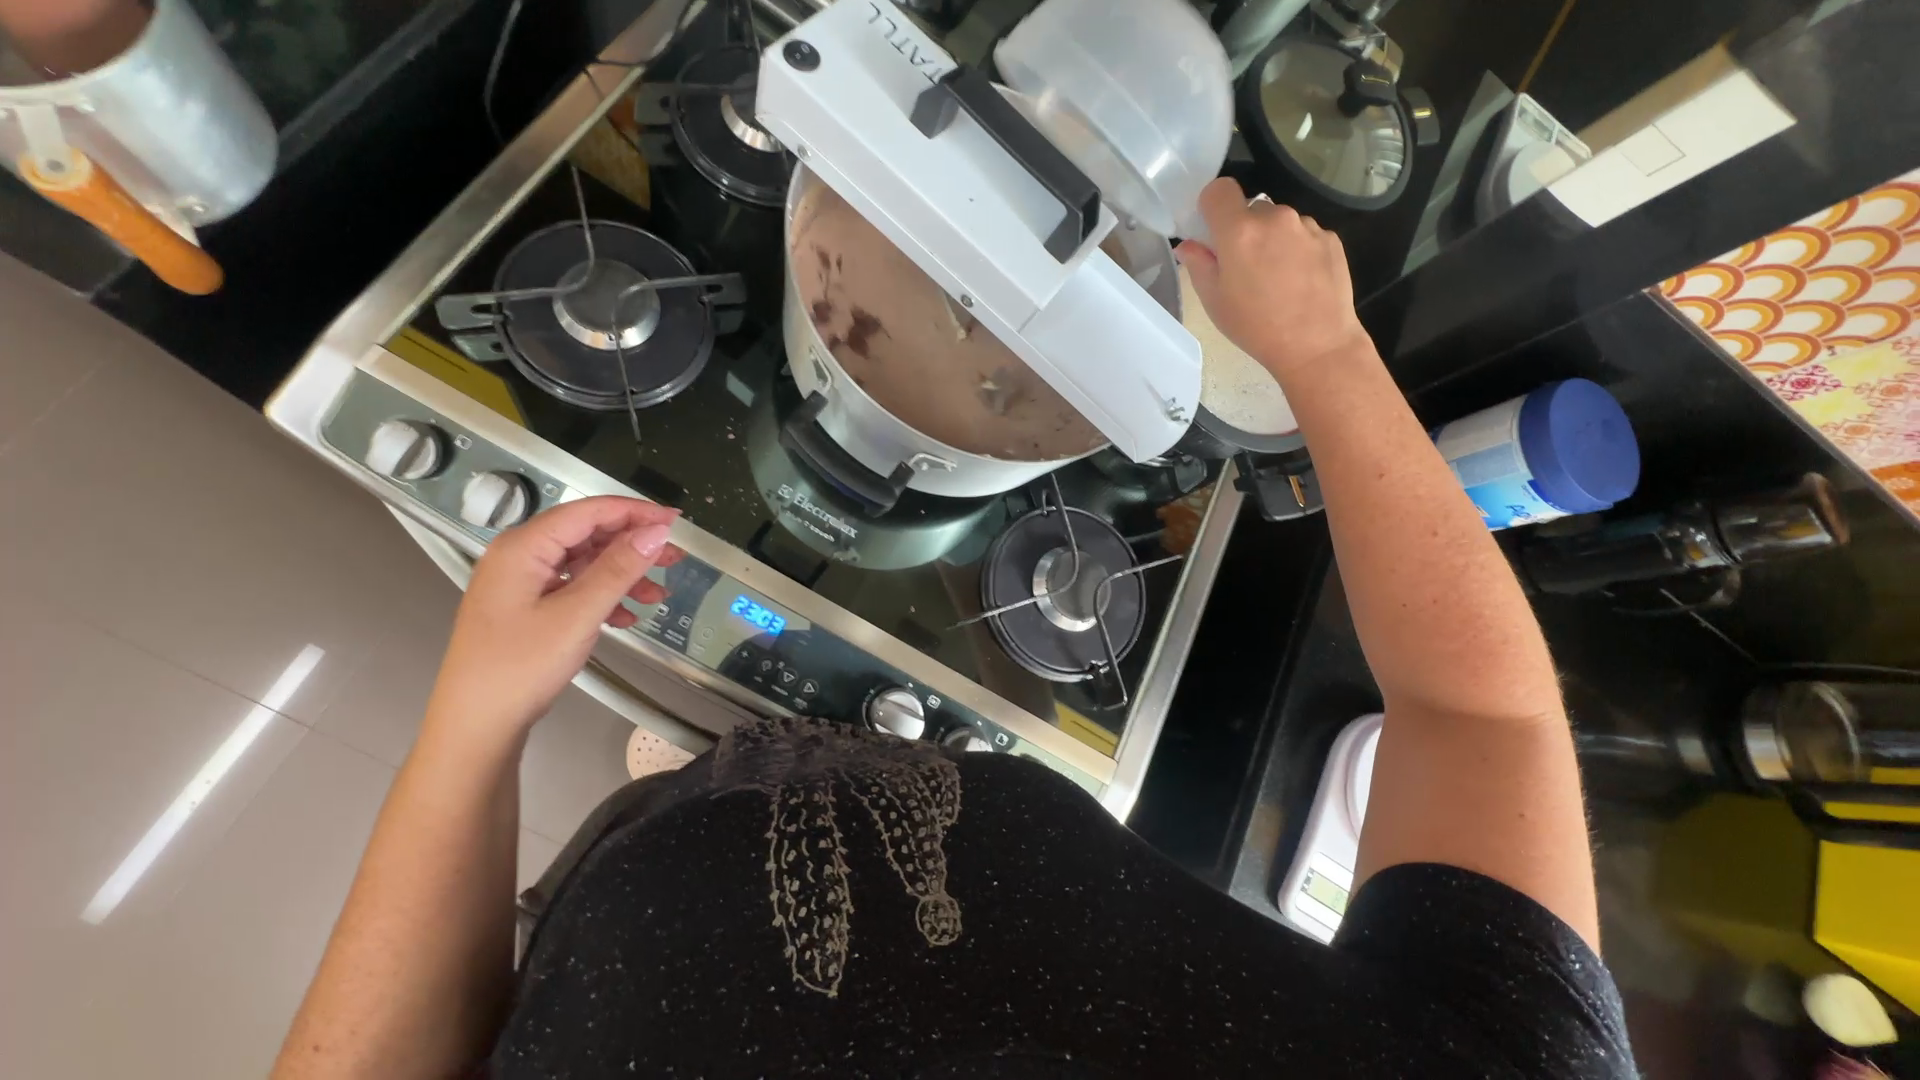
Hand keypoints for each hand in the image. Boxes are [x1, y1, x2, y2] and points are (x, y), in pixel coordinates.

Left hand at [425, 496, 684, 737]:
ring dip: (622, 574)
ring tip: (657, 595)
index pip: (588, 511)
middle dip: (632, 544)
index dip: (635, 512)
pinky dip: (603, 595)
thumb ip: (618, 568)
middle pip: (586, 533)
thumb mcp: (577, 615)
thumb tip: (656, 532)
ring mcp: (520, 583)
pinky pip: (572, 587)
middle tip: (675, 558)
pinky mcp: (525, 607)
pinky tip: (626, 617)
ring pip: (583, 562)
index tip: (675, 521)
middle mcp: (519, 556)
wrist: (477, 724)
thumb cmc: (520, 666)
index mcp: (523, 547)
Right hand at [1175, 177, 1371, 381]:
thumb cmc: (1256, 326)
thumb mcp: (1214, 301)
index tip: (1213, 230)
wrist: (1316, 344)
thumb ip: (1198, 265)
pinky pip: (1304, 234)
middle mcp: (1275, 217)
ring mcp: (1307, 226)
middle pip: (1251, 209)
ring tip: (1276, 278)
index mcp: (1239, 231)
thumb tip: (1188, 246)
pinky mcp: (1330, 238)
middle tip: (1245, 268)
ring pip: (1279, 222)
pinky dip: (1297, 249)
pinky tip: (1299, 281)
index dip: (1212, 206)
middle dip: (1244, 230)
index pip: (1219, 189)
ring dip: (1272, 240)